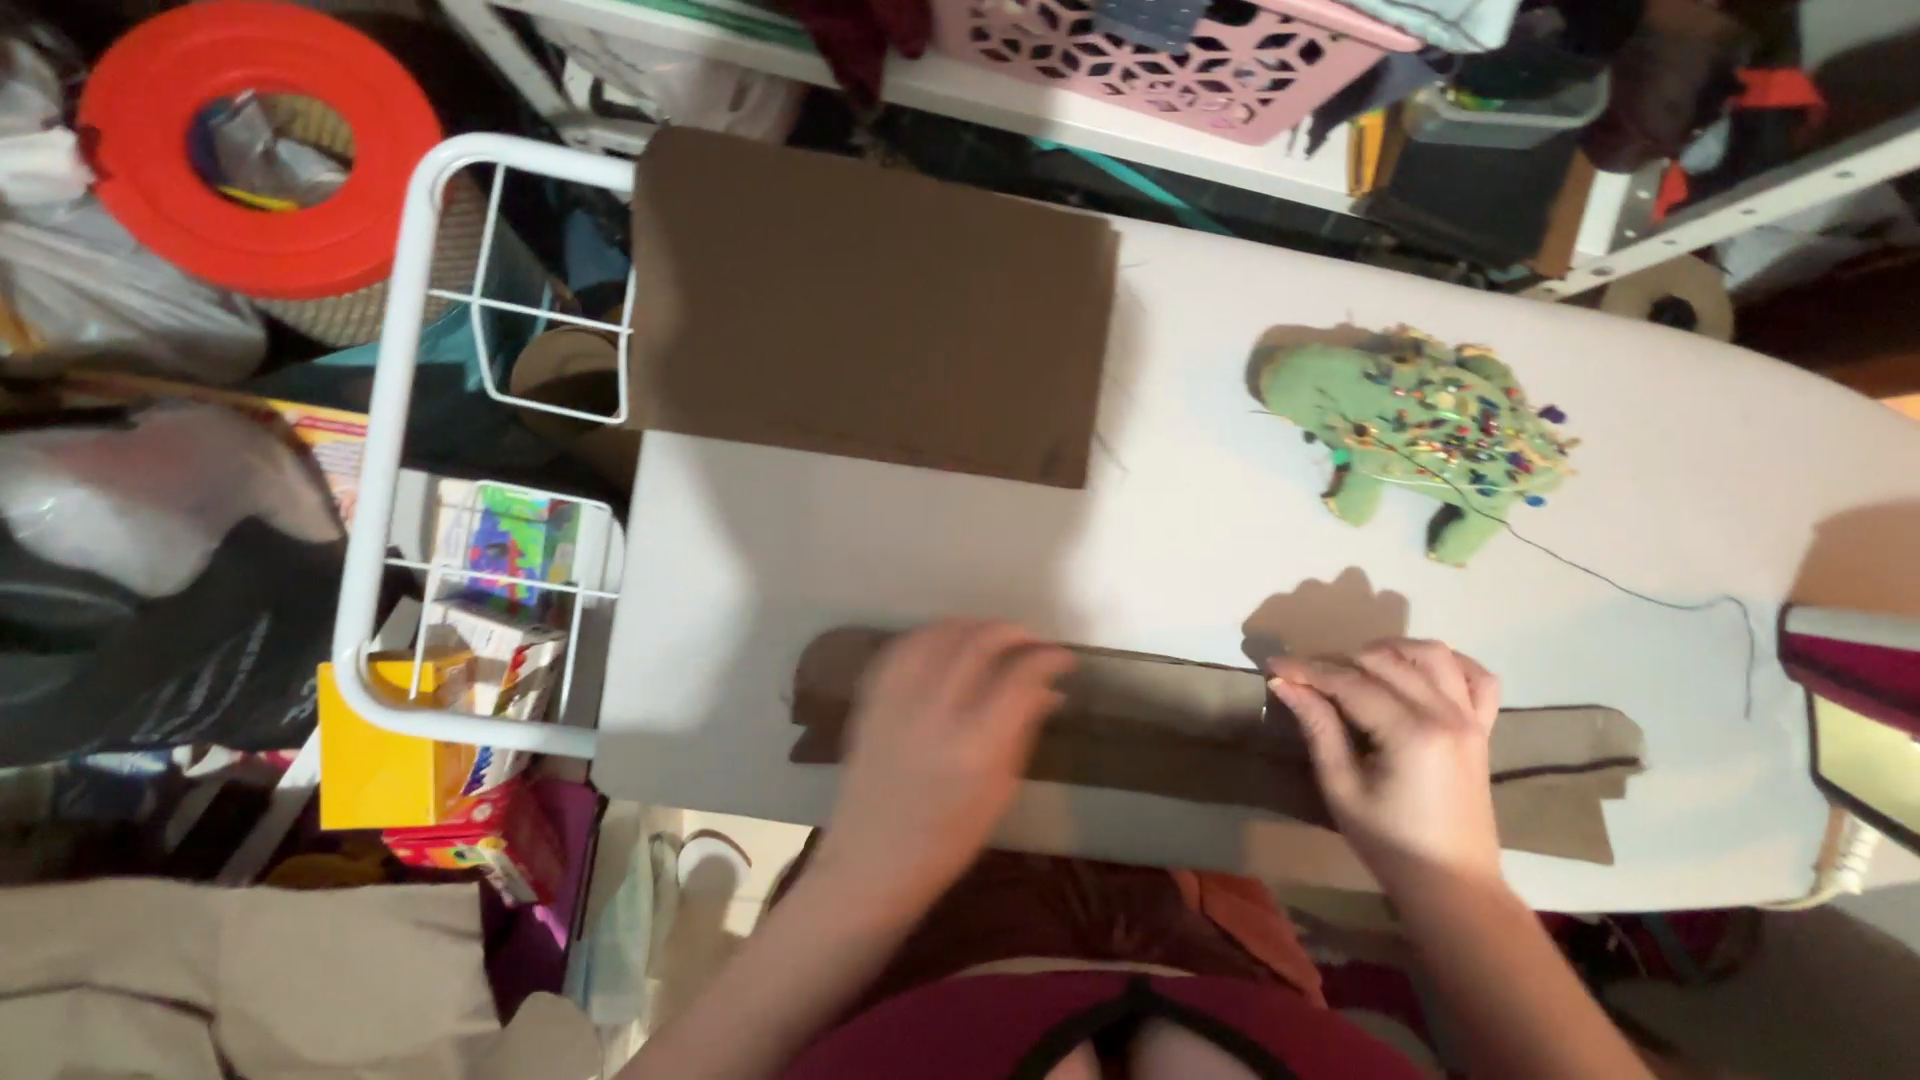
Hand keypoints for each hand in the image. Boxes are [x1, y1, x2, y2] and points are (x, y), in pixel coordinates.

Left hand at [816, 619, 1072, 914]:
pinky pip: (900, 649)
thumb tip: (1048, 691)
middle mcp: (934, 714)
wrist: (871, 861)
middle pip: (978, 644)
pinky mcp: (870, 702)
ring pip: (937, 636)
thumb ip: (1022, 733)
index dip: (1048, 658)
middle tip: (1030, 642)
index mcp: (975, 746)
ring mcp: (896, 703)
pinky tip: (945, 642)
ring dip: (970, 626)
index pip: (1019, 677)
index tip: (1063, 658)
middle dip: (1012, 633)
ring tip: (990, 635)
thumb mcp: (999, 793)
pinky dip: (928, 636)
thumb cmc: (946, 840)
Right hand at [1267, 639, 1503, 892]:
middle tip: (1306, 678)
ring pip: (1432, 654)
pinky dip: (1448, 663)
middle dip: (1339, 660)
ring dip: (1390, 651)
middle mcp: (1446, 715)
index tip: (1274, 665)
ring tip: (1358, 669)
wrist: (1452, 883)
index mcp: (1411, 735)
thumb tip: (1285, 684)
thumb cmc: (1388, 843)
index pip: (1351, 682)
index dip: (1308, 669)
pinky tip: (1416, 672)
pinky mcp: (1483, 729)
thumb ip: (1318, 727)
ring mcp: (1471, 719)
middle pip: (1386, 661)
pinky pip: (1477, 677)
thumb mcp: (1341, 787)